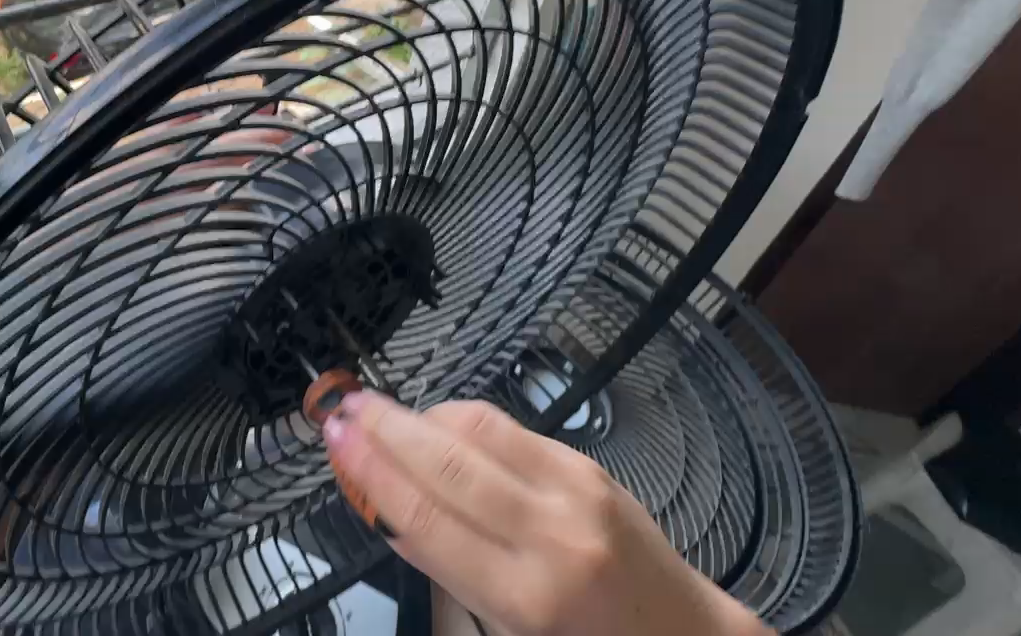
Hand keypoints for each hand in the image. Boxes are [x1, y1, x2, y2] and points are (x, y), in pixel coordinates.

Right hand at [321, 391, 771, 635]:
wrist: (684, 634)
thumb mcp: (509, 629)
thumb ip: (448, 569)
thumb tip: (385, 508)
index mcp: (529, 597)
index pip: (430, 521)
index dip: (374, 475)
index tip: (336, 441)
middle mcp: (552, 535)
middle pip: (448, 464)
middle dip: (386, 430)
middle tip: (341, 408)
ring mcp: (573, 488)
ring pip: (475, 430)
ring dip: (417, 415)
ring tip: (375, 410)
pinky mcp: (584, 460)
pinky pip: (505, 425)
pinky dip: (457, 418)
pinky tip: (432, 421)